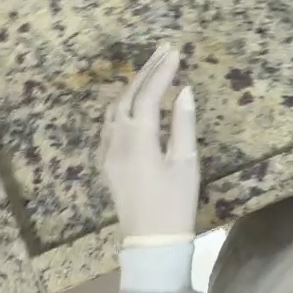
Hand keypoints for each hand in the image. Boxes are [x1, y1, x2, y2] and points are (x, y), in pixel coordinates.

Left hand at [99, 43, 198, 242]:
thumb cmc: (175, 203)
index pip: (148, 96)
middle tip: (163, 50)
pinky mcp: (107, 162)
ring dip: (133, 86)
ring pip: (115, 109)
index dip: (162, 72)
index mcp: (138, 140)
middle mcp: (117, 141)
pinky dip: (123, 105)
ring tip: (152, 70)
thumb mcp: (185, 162)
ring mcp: (108, 152)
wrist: (151, 241)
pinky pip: (110, 124)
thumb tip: (184, 91)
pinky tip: (134, 101)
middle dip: (147, 71)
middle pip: (129, 97)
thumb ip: (183, 124)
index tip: (175, 52)